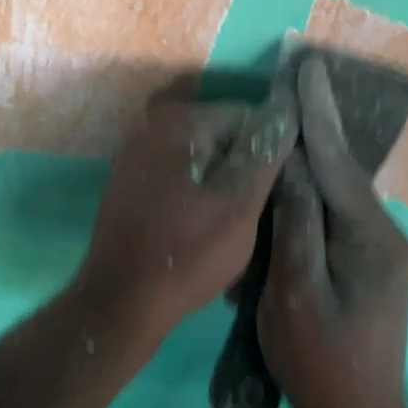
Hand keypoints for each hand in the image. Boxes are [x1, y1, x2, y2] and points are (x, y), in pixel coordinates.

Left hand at [76, 77, 299, 337]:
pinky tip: (203, 228)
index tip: (275, 191)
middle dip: (241, 167)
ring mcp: (135, 154)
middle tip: (256, 212)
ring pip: (198, 158)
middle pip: (218, 135)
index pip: (245, 117)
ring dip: (219, 183)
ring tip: (232, 226)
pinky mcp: (129, 182)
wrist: (123, 299)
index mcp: (178, 120)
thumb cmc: (189, 251)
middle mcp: (151, 125)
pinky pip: (176, 175)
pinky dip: (194, 194)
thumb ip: (264, 150)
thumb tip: (284, 109)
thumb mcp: (241, 202)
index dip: (267, 153)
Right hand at [258, 57, 407, 407]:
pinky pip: (334, 208)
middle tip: (290, 80)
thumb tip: (291, 164)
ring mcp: (378, 249)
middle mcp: (383, 233)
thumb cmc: (321, 358)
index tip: (306, 66)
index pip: (336, 160)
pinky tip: (291, 174)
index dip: (315, 112)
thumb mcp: (296, 291)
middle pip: (340, 167)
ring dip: (311, 153)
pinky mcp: (367, 262)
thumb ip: (295, 223)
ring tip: (286, 116)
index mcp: (370, 236)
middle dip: (314, 124)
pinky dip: (311, 185)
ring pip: (337, 187)